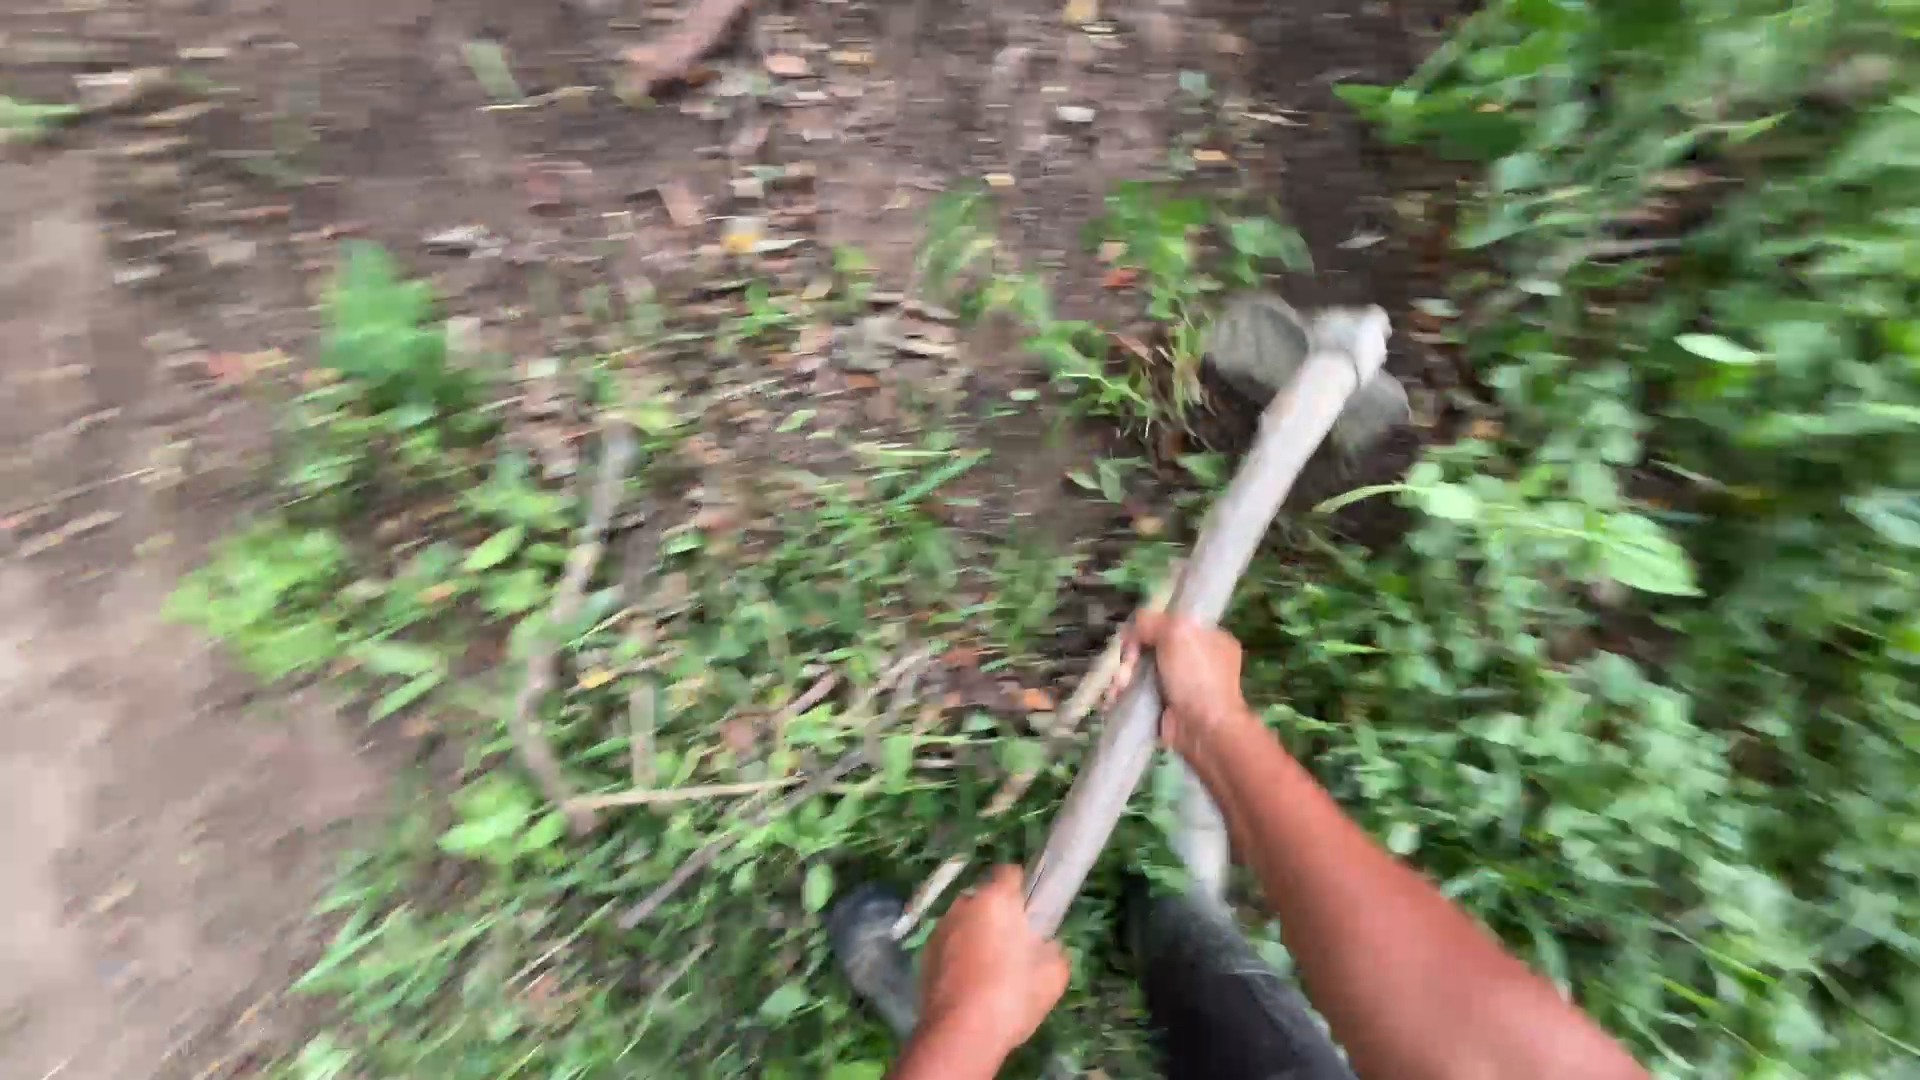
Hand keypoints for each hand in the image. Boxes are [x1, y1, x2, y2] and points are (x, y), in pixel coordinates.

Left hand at [917, 865, 1068, 1057]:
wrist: (960, 1033)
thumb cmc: (1011, 996)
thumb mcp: (1053, 976)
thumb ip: (1054, 949)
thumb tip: (1047, 944)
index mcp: (996, 899)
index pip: (1009, 873)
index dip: (1021, 889)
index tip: (1029, 912)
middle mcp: (964, 903)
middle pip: (986, 898)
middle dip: (998, 914)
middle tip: (1013, 945)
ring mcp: (941, 927)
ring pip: (965, 921)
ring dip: (976, 934)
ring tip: (988, 970)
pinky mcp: (925, 952)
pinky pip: (949, 943)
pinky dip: (958, 954)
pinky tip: (968, 983)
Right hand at [1124, 612, 1255, 759]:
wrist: (1204, 728)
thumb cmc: (1197, 675)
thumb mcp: (1177, 631)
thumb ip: (1151, 621)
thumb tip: (1130, 631)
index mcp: (1209, 638)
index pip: (1170, 623)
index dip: (1148, 627)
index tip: (1133, 637)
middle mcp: (1196, 660)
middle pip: (1150, 647)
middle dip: (1131, 656)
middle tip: (1127, 667)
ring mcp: (1180, 686)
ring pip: (1140, 671)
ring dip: (1122, 677)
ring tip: (1118, 688)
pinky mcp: (1165, 708)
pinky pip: (1137, 694)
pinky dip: (1122, 695)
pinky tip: (1113, 698)